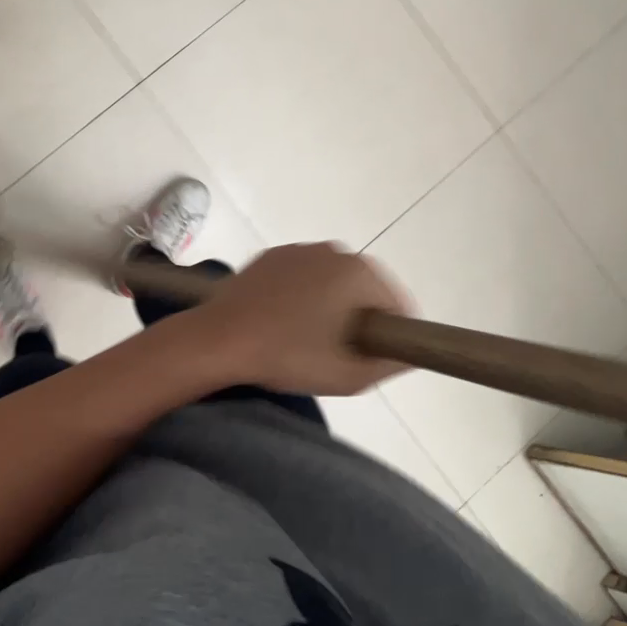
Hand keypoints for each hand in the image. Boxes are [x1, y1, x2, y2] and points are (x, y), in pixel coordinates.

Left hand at [187, 243, 413, 395]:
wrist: (218, 338)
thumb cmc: (287, 356)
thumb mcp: (350, 375)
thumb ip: (391, 363)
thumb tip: (408, 352)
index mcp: (358, 271)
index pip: (396, 306)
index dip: (388, 337)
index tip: (366, 359)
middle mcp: (332, 250)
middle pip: (363, 291)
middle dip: (358, 320)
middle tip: (336, 354)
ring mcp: (298, 249)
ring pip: (331, 283)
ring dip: (329, 307)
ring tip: (305, 341)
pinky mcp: (270, 256)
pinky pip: (301, 278)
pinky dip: (300, 297)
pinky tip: (282, 323)